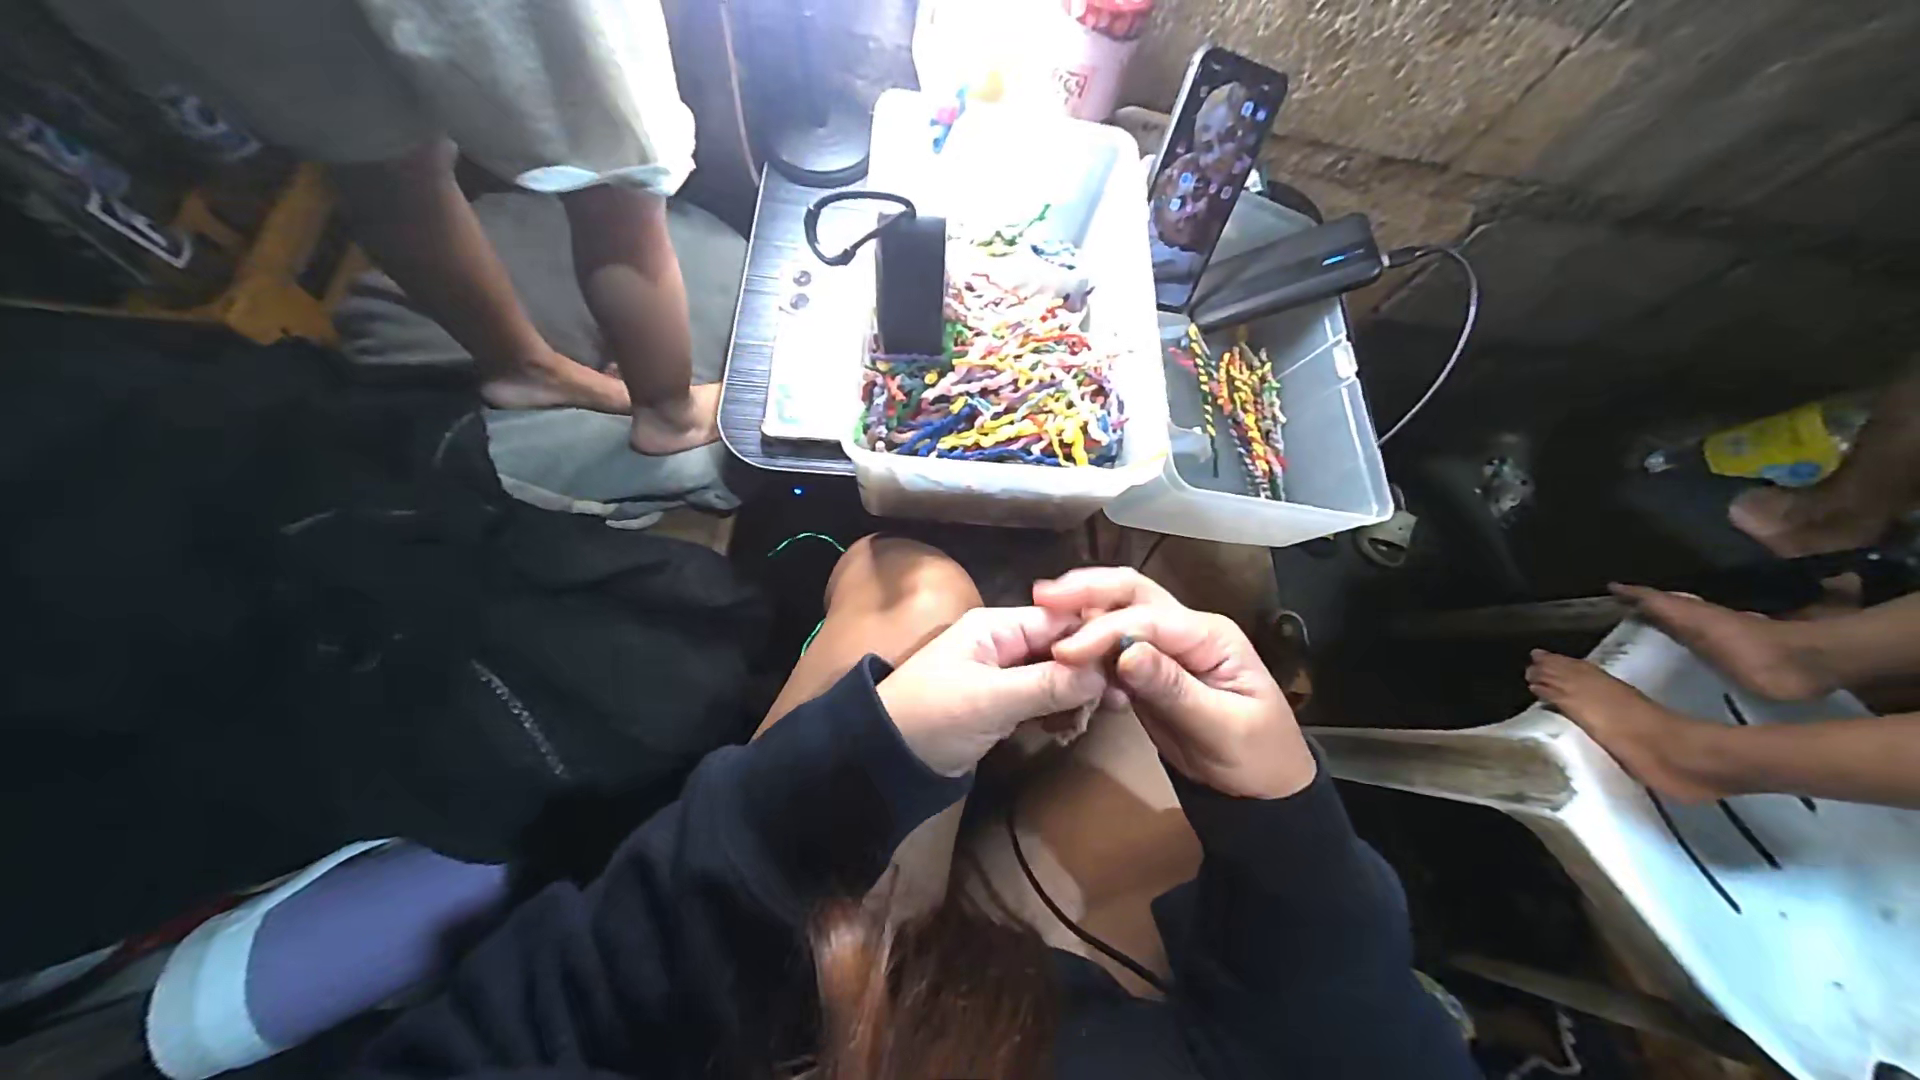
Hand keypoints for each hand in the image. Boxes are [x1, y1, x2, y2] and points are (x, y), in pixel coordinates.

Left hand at [877, 607, 1107, 776]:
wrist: (884, 758)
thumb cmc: (932, 716)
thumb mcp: (992, 699)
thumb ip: (1048, 684)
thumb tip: (1104, 672)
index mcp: (995, 626)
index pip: (1057, 620)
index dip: (1093, 639)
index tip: (1129, 664)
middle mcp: (1003, 642)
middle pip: (1060, 647)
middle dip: (1089, 672)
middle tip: (1121, 700)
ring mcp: (1002, 673)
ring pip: (1055, 674)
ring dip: (1077, 695)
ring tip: (1100, 716)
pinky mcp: (1001, 702)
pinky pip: (1041, 698)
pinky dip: (1058, 711)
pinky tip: (1070, 728)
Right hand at [1034, 568, 1314, 798]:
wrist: (1262, 789)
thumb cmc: (1255, 757)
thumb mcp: (1221, 727)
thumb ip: (1172, 688)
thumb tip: (1124, 654)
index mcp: (1210, 635)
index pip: (1148, 619)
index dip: (1103, 631)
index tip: (1064, 652)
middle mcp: (1186, 628)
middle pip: (1133, 592)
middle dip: (1088, 589)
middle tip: (1043, 595)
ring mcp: (1166, 645)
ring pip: (1118, 610)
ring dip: (1082, 610)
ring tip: (1043, 615)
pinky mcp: (1148, 666)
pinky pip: (1111, 644)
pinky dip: (1087, 641)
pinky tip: (1064, 651)